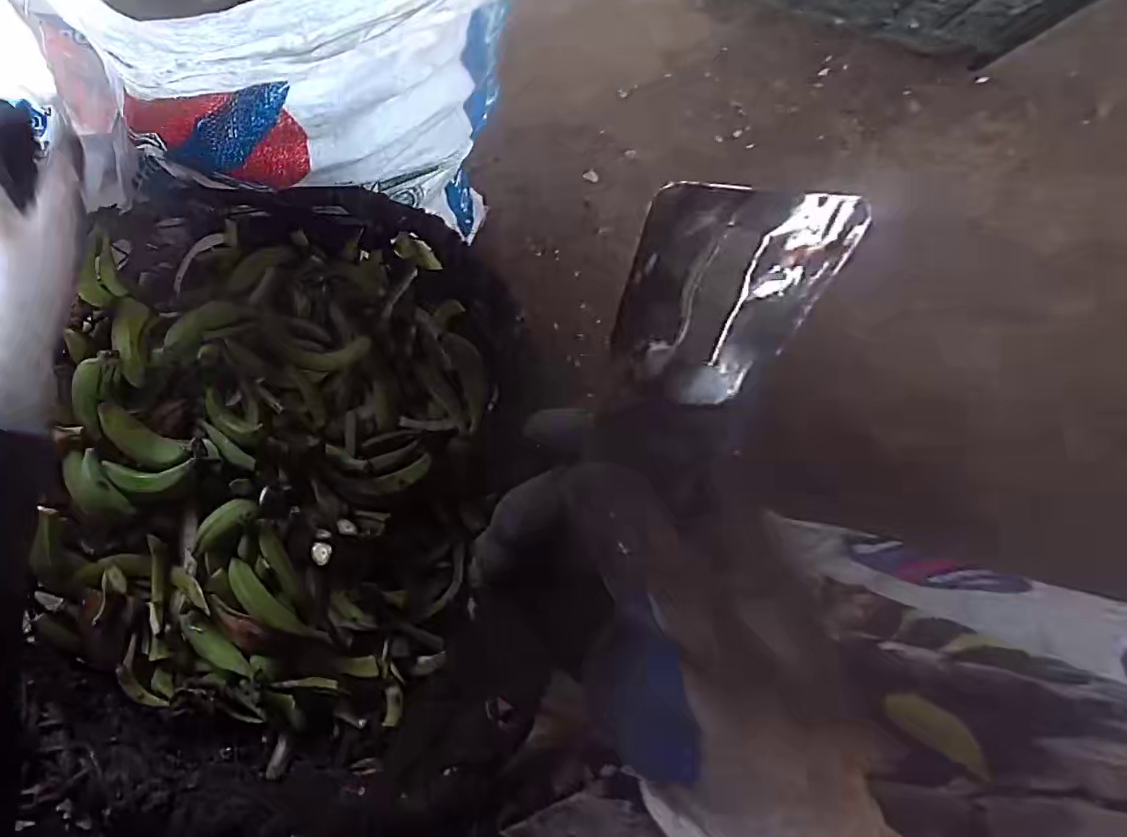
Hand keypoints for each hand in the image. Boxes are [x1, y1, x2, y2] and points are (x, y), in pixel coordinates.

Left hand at [0, 125, 84, 434]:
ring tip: (44, 194)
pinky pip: (2, 241)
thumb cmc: (32, 281)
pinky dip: (18, 228)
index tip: (15, 122)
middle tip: (35, 156)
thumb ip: (60, 178)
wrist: (10, 349)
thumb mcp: (54, 223)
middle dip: (2, 166)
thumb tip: (64, 132)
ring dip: (11, 198)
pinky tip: (40, 239)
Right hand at [473, 410, 896, 836]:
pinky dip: (510, 575)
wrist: (741, 825)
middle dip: (539, 501)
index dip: (604, 431)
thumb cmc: (740, 732)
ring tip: (488, 568)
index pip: (665, 455)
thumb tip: (581, 470)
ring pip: (560, 530)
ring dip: (516, 538)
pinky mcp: (595, 620)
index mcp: (719, 543)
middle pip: (594, 490)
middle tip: (503, 533)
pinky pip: (544, 577)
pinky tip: (489, 587)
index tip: (537, 433)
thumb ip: (642, 548)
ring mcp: (630, 587)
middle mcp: (670, 550)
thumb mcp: (695, 637)